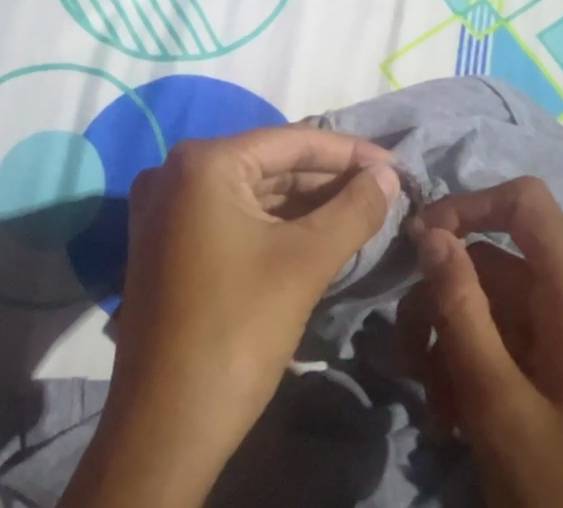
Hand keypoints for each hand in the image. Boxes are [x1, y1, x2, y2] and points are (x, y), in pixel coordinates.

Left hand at [63, 127, 399, 507]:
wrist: (168, 421)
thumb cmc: (238, 328)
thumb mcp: (305, 261)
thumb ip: (353, 209)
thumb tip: (388, 176)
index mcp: (202, 163)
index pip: (289, 141)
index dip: (349, 152)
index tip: (398, 164)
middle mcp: (174, 173)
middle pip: (268, 165)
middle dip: (328, 179)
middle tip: (385, 191)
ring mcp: (165, 211)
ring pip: (251, 193)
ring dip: (305, 203)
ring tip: (362, 210)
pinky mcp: (166, 244)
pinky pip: (230, 218)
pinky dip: (274, 224)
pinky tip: (318, 232)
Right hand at [398, 177, 562, 507]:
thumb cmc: (562, 496)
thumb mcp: (496, 405)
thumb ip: (461, 309)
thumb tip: (433, 232)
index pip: (529, 204)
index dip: (468, 206)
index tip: (418, 245)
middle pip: (509, 267)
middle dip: (449, 304)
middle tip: (409, 362)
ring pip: (516, 311)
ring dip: (463, 345)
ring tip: (436, 409)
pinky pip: (539, 347)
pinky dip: (495, 367)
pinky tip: (463, 419)